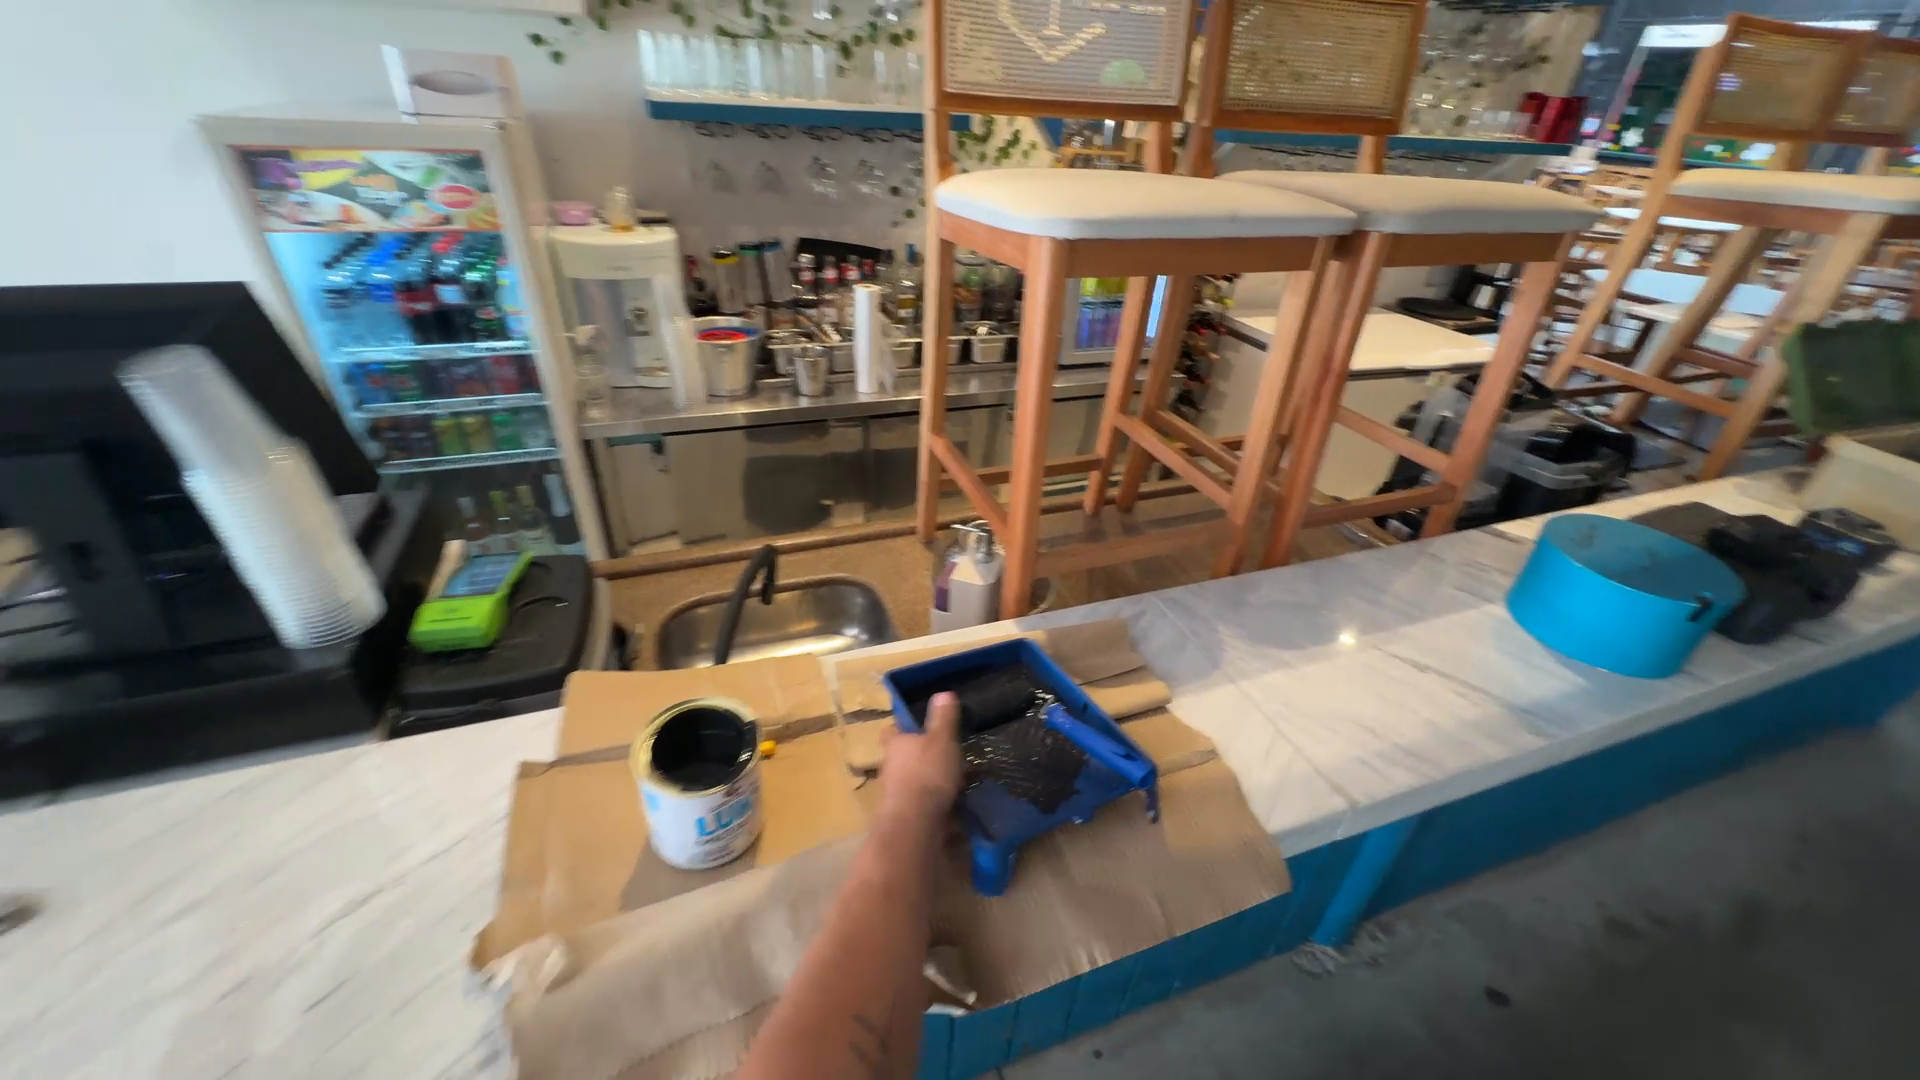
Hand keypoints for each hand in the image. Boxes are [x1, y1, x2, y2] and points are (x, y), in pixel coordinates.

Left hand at [881, 692, 962, 823]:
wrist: (914, 824)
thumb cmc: (927, 773)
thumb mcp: (942, 739)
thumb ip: (943, 718)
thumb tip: (942, 693)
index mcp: (895, 744)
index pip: (892, 731)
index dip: (903, 728)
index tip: (918, 728)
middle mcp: (889, 767)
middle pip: (902, 758)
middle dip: (920, 758)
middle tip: (945, 758)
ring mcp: (894, 794)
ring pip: (912, 782)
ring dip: (929, 784)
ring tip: (956, 785)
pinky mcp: (903, 817)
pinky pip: (920, 805)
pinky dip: (934, 805)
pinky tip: (953, 809)